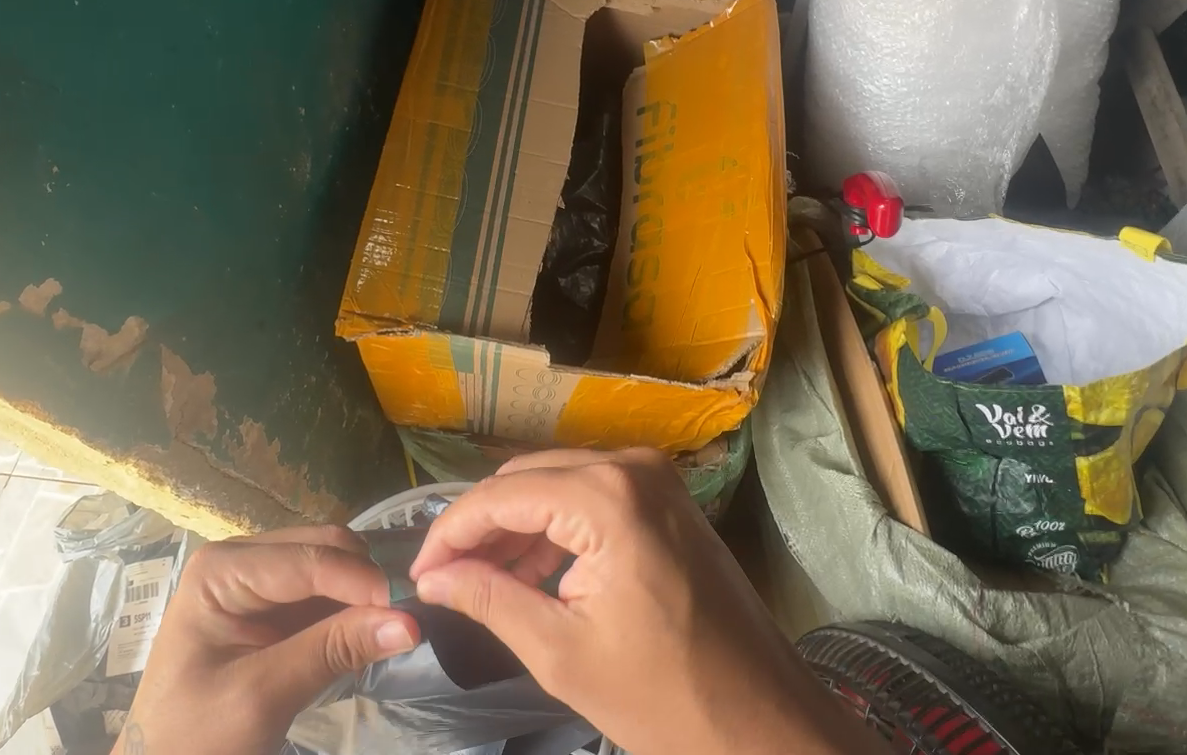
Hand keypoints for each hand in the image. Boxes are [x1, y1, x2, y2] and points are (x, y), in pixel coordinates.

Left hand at [118, 525, 420, 754]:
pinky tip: (370, 631)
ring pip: (332, 565)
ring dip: (363, 594)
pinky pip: (326, 592)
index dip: (362, 582)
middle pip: (325, 548)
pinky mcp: (272, 607)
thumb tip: (409, 623)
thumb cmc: (195, 740)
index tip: (408, 615)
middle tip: (404, 621)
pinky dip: (352, 609)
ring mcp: (256, 580)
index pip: (310, 559)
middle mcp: (240, 558)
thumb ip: (332, 651)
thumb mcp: (261, 698)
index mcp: (221, 568)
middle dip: (365, 580)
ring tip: (393, 627)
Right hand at [409, 449, 877, 754]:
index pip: (501, 495)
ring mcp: (654, 476)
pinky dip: (556, 526)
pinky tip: (534, 571)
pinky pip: (592, 494)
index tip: (418, 573)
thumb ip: (489, 599)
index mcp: (606, 496)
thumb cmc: (666, 697)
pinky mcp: (666, 495)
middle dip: (482, 525)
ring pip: (557, 482)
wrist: (767, 721)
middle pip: (527, 478)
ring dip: (517, 526)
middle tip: (446, 577)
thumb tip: (433, 576)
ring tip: (484, 581)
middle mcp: (630, 465)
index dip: (451, 531)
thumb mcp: (561, 652)